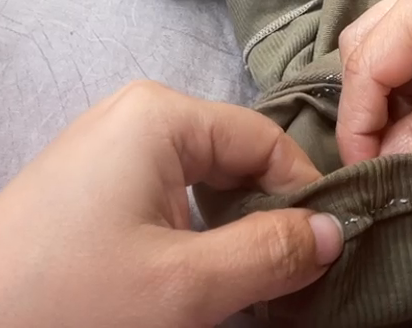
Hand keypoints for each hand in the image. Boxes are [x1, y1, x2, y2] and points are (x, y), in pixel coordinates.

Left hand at [0, 81, 343, 327]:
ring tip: (247, 288)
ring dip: (230, 231)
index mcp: (162, 112)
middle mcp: (136, 111)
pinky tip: (194, 280)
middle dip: (266, 215)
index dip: (304, 194)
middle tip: (294, 282)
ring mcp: (107, 143)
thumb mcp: (185, 286)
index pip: (263, 138)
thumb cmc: (74, 300)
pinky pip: (163, 194)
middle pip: (231, 154)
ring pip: (199, 179)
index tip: (334, 255)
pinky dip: (191, 234)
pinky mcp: (88, 180)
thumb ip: (269, 254)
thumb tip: (337, 230)